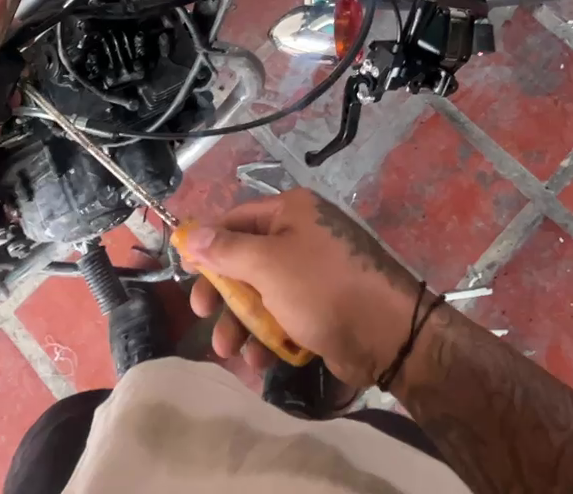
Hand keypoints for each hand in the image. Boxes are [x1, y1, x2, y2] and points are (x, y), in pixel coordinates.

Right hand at [182, 188, 418, 386]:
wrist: (388, 334)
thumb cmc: (322, 288)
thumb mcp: (267, 265)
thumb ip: (226, 250)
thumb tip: (191, 233)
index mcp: (292, 212)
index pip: (236, 219)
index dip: (209, 244)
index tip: (185, 272)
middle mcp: (303, 235)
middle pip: (247, 259)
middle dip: (224, 292)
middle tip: (203, 315)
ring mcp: (314, 273)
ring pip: (263, 293)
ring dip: (242, 323)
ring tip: (230, 352)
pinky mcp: (323, 307)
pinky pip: (285, 316)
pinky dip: (270, 336)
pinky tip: (259, 360)